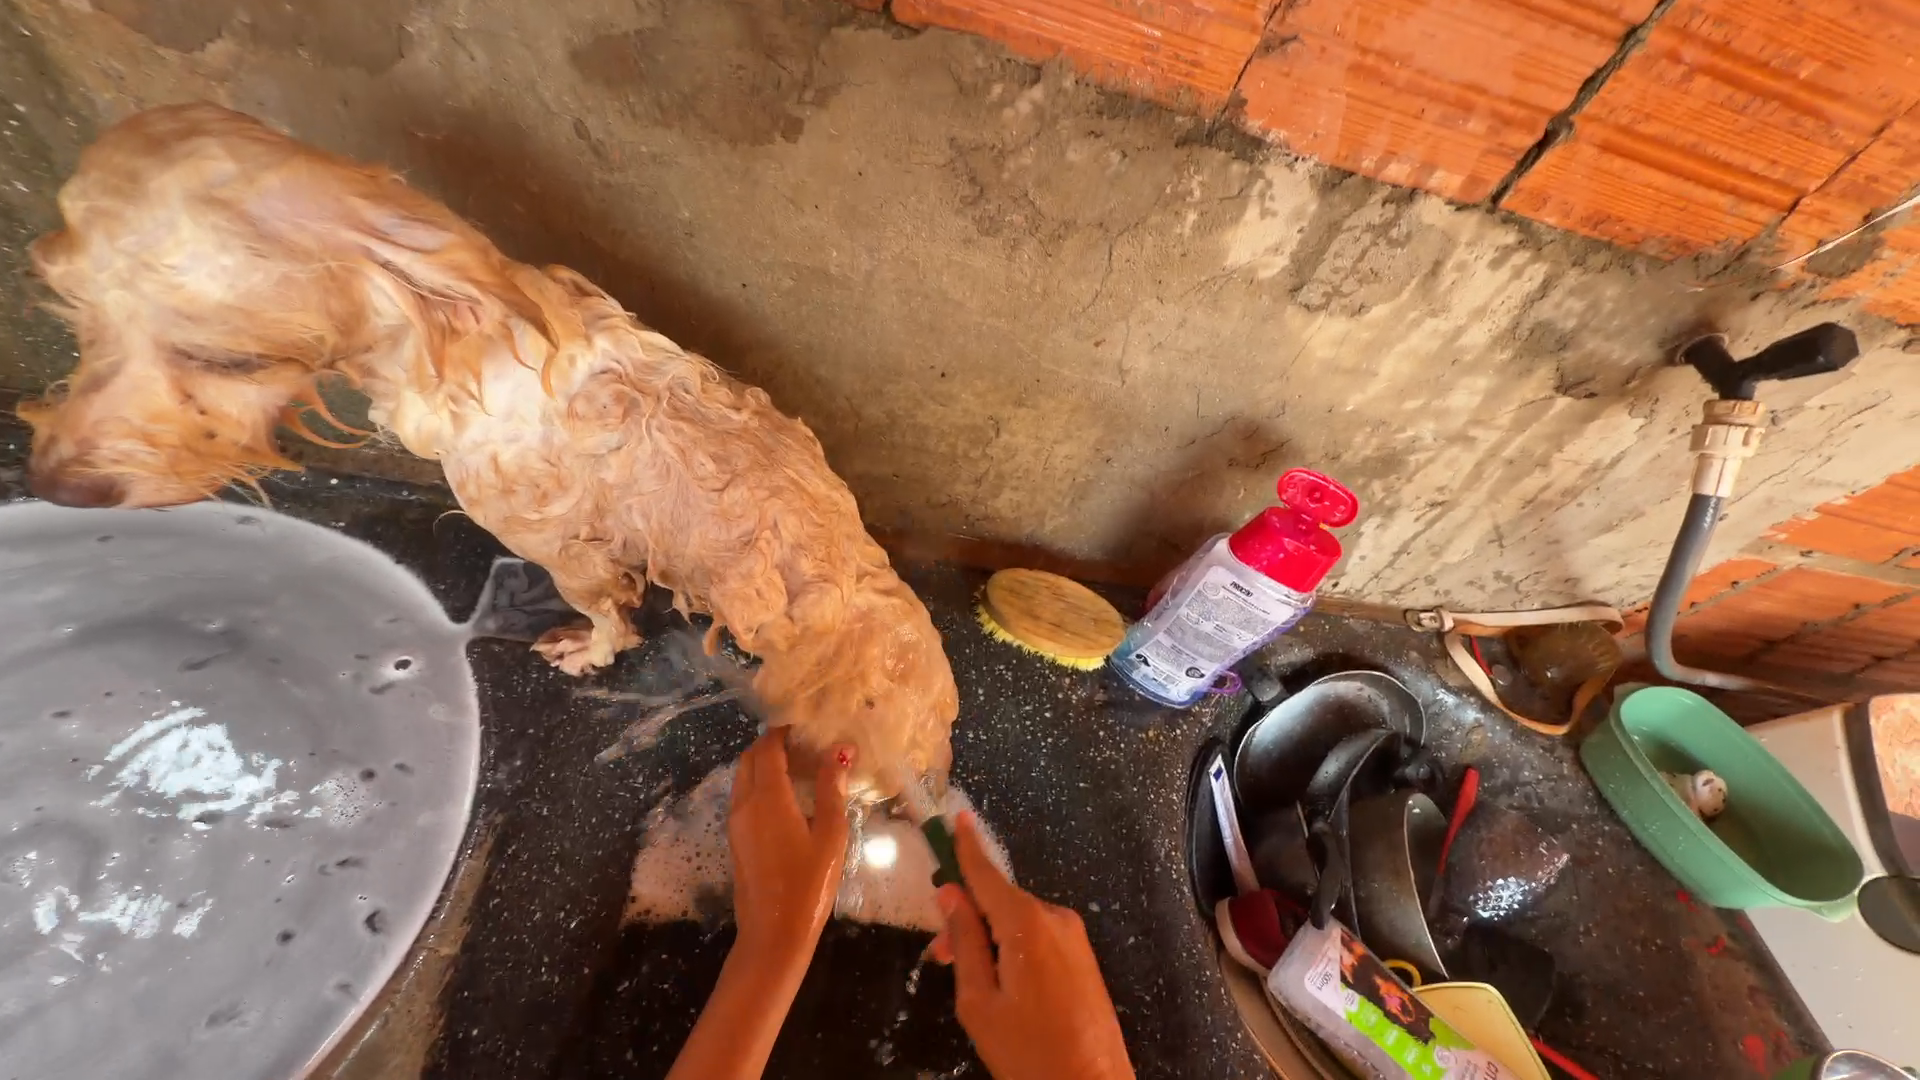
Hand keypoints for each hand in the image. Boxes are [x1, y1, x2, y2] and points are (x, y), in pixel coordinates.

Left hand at [728, 728, 852, 960]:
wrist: (774, 934)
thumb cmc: (809, 882)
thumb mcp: (830, 833)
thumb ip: (831, 787)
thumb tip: (840, 749)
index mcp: (768, 797)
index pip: (768, 748)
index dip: (783, 731)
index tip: (804, 724)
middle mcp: (745, 804)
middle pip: (749, 758)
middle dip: (771, 744)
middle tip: (802, 744)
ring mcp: (736, 823)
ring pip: (742, 778)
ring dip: (763, 764)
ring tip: (797, 768)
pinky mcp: (736, 840)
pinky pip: (742, 797)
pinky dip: (759, 784)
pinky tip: (786, 798)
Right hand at [936, 813, 1134, 1079]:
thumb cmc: (1029, 1052)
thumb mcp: (980, 1002)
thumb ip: (964, 942)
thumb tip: (951, 894)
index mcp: (1026, 922)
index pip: (986, 873)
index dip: (967, 846)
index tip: (959, 816)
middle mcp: (1053, 916)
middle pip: (998, 901)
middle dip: (968, 918)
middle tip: (938, 955)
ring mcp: (1073, 935)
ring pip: (1018, 921)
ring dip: (990, 937)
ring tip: (974, 981)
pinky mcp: (1083, 955)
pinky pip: (1039, 935)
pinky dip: (1014, 947)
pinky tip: (1006, 984)